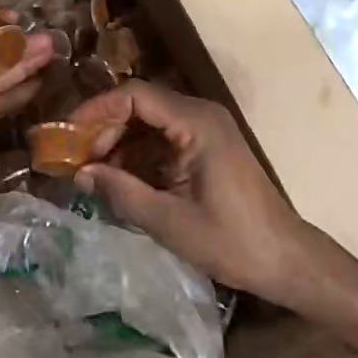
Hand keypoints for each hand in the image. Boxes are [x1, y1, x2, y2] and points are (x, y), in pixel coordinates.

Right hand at [70, 80, 323, 300]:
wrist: (288, 262)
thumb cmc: (233, 241)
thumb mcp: (170, 222)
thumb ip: (122, 193)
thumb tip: (79, 174)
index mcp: (196, 122)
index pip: (135, 95)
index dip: (97, 109)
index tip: (69, 132)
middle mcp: (199, 114)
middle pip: (139, 104)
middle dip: (104, 128)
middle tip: (76, 156)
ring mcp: (204, 128)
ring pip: (148, 120)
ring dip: (118, 141)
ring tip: (90, 170)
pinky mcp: (205, 145)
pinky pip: (161, 137)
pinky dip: (137, 153)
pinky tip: (118, 178)